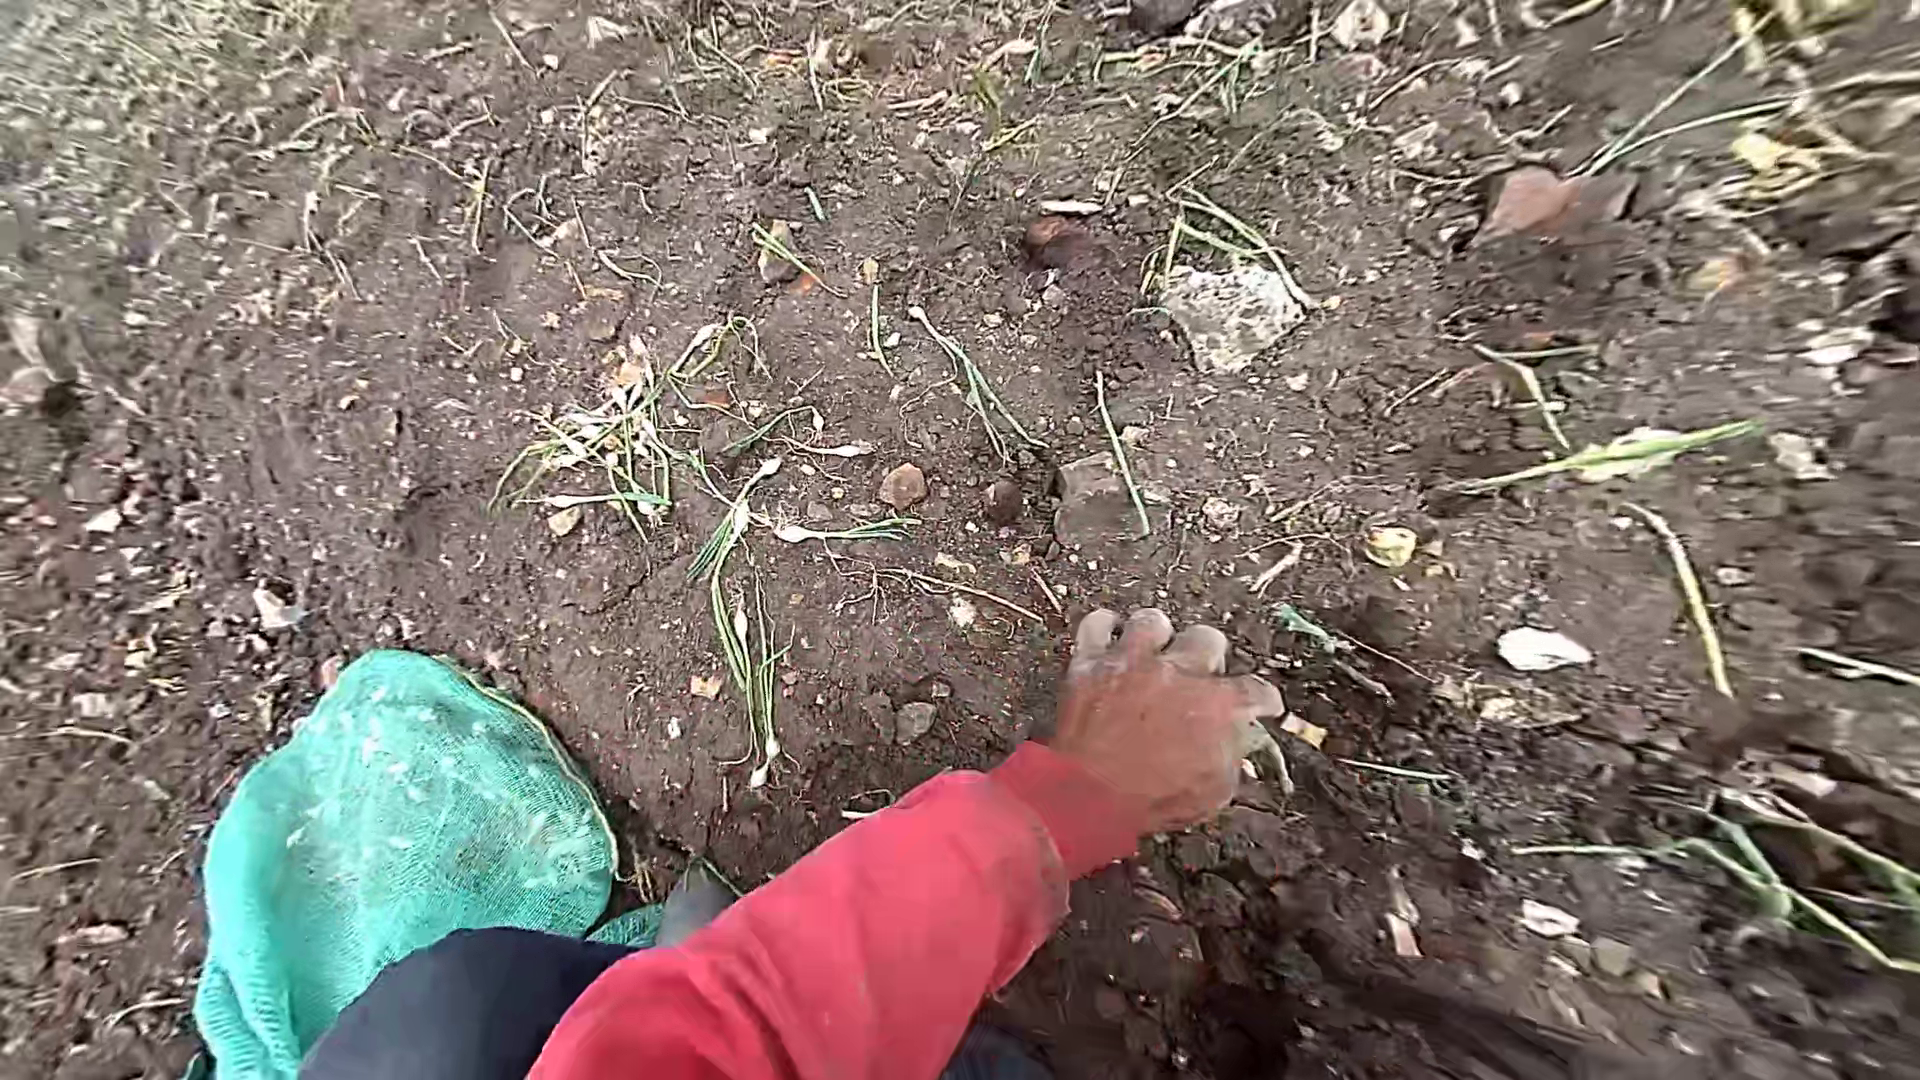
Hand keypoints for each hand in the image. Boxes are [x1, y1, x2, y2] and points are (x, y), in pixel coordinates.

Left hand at [1047, 608, 1287, 832]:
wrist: (1090, 794)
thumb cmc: (1152, 799)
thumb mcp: (1213, 789)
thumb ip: (1233, 754)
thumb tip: (1237, 736)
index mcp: (1216, 705)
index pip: (1255, 690)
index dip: (1261, 698)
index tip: (1259, 703)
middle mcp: (1177, 671)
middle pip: (1207, 639)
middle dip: (1208, 654)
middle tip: (1199, 671)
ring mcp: (1130, 661)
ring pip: (1153, 621)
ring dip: (1157, 634)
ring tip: (1153, 648)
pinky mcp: (1091, 661)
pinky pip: (1096, 625)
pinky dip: (1103, 627)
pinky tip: (1110, 634)